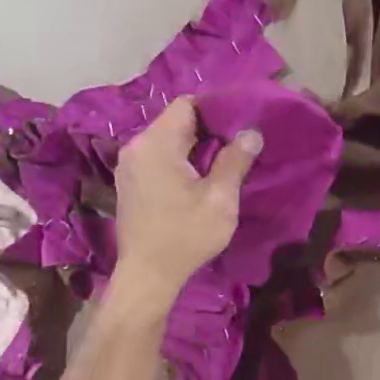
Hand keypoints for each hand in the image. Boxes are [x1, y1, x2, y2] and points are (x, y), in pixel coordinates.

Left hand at [113, 98, 261, 296]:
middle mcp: (136, 146)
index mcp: (156, 144)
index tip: (241, 121)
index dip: (216, 108)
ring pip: (166, 140)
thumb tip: (251, 133)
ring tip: (223, 159)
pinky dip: (178, 159)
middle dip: (208, 128)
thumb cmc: (184, 236)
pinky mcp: (129, 182)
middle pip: (176, 121)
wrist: (147, 275)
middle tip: (238, 141)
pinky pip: (157, 157)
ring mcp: (128, 165)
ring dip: (194, 145)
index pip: (187, 104)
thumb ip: (235, 161)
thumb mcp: (219, 199)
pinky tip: (198, 177)